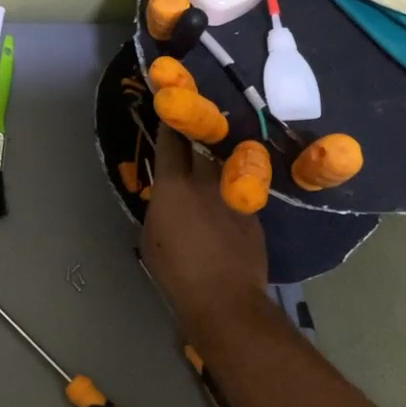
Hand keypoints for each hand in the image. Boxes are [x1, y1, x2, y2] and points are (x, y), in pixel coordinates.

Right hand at [140, 127, 269, 338]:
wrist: (225, 298)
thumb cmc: (174, 270)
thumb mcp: (152, 234)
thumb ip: (160, 208)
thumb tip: (168, 200)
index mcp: (173, 186)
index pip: (169, 142)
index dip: (168, 124)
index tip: (167, 108)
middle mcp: (204, 181)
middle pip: (201, 144)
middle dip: (196, 130)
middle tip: (192, 119)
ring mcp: (233, 194)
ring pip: (224, 163)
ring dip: (216, 154)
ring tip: (213, 148)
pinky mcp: (253, 212)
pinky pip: (238, 187)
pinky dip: (231, 183)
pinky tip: (227, 190)